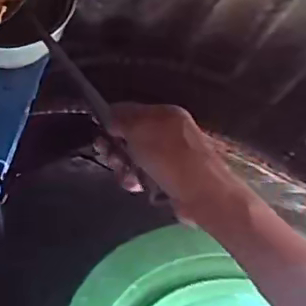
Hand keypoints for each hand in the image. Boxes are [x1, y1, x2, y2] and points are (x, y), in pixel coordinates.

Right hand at [107, 104, 257, 230]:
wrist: (204, 196)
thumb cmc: (170, 157)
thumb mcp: (137, 129)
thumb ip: (119, 119)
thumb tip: (110, 121)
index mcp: (165, 114)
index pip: (128, 110)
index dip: (110, 120)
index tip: (101, 134)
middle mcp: (169, 132)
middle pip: (128, 135)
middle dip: (114, 147)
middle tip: (110, 157)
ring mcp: (171, 156)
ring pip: (133, 157)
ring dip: (123, 166)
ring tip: (126, 175)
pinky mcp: (171, 178)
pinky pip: (143, 174)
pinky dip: (135, 179)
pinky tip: (136, 184)